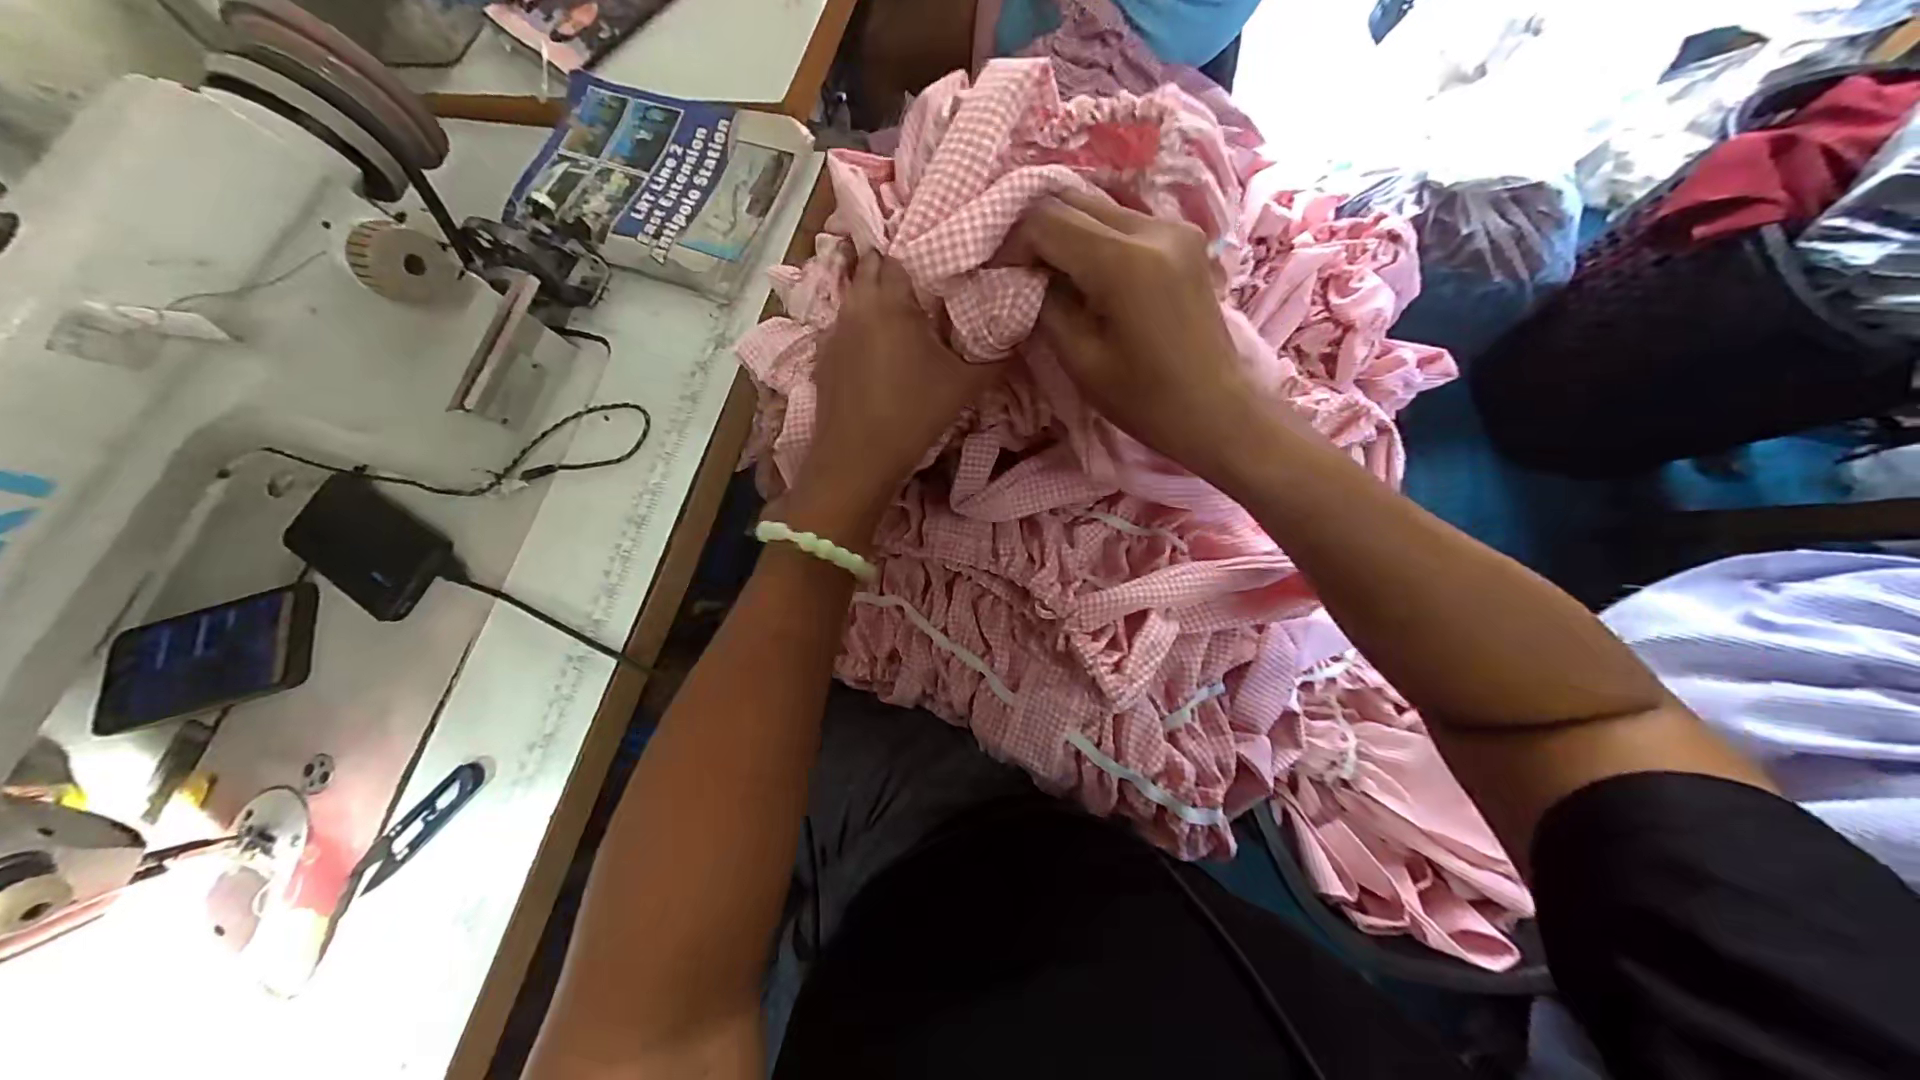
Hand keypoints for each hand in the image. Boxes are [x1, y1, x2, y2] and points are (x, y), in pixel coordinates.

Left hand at [789, 251, 998, 533]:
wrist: (857, 459)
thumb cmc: (914, 414)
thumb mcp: (965, 386)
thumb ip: (996, 356)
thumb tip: (1019, 335)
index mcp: (889, 299)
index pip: (898, 253)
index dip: (918, 254)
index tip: (937, 266)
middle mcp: (856, 304)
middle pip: (870, 267)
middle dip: (892, 270)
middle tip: (921, 287)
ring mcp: (833, 330)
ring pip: (854, 297)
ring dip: (874, 299)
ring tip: (902, 316)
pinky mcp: (823, 356)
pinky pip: (843, 326)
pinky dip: (860, 328)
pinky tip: (877, 351)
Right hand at [1008, 191, 1295, 482]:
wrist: (1218, 409)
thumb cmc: (1145, 400)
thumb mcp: (1080, 359)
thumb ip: (1045, 305)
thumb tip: (1024, 276)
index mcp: (1123, 261)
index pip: (1045, 220)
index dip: (1012, 243)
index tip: (1001, 275)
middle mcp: (1152, 228)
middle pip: (1072, 199)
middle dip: (1035, 231)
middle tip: (1018, 270)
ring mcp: (1174, 227)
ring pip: (1098, 205)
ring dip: (1065, 231)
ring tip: (1049, 273)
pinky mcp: (1185, 237)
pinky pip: (1124, 220)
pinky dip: (1094, 236)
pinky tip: (1087, 272)